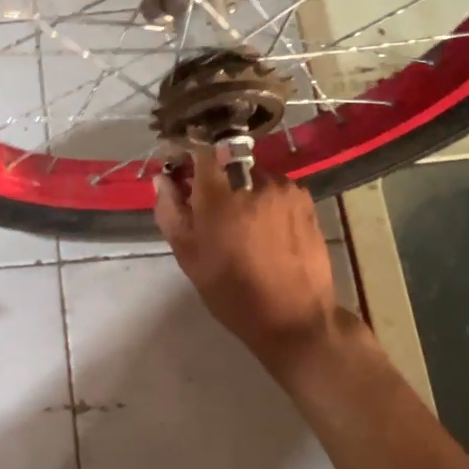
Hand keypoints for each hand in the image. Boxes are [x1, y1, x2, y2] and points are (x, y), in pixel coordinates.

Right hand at [155, 150, 345, 366]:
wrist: (292, 316)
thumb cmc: (231, 291)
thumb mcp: (189, 257)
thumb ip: (171, 212)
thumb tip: (163, 180)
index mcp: (220, 196)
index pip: (202, 151)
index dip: (190, 157)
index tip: (183, 171)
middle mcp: (254, 182)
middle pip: (229, 165)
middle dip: (218, 180)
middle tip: (213, 211)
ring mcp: (284, 189)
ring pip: (254, 178)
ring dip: (245, 192)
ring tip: (244, 226)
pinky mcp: (306, 201)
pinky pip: (277, 190)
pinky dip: (267, 202)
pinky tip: (267, 231)